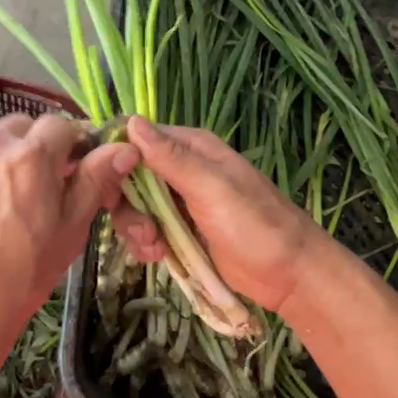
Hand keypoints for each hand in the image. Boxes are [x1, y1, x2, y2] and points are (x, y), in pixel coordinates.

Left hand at [0, 113, 138, 367]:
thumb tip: (124, 148)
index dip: (69, 145)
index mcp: (32, 156)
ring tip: (1, 204)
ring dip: (2, 160)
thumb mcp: (71, 229)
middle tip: (37, 187)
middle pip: (22, 127)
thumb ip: (95, 180)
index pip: (59, 125)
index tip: (71, 168)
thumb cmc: (25, 272)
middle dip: (33, 147)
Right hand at [110, 116, 325, 311]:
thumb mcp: (211, 187)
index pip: (136, 138)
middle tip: (143, 229)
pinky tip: (157, 256)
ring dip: (136, 226)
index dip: (116, 159)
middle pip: (128, 174)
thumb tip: (131, 120)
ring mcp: (179, 200)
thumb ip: (171, 157)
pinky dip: (145, 242)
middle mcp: (181, 168)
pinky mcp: (179, 228)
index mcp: (191, 147)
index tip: (108, 187)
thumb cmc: (255, 226)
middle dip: (126, 202)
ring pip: (134, 203)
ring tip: (153, 247)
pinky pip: (147, 227)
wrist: (290, 278)